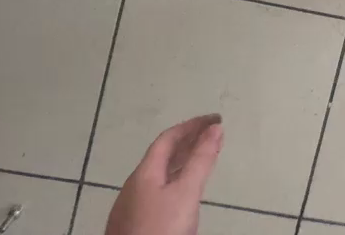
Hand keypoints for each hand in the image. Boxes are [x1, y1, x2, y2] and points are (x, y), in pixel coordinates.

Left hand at [105, 115, 224, 234]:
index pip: (168, 138)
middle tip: (213, 136)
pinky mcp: (130, 226)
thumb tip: (215, 128)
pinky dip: (174, 181)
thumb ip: (201, 159)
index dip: (193, 125)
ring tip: (203, 160)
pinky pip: (155, 192)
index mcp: (143, 173)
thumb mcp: (187, 192)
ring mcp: (128, 208)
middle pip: (161, 155)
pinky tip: (182, 193)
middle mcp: (132, 187)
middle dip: (188, 142)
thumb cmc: (162, 229)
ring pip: (158, 175)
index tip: (216, 120)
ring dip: (181, 162)